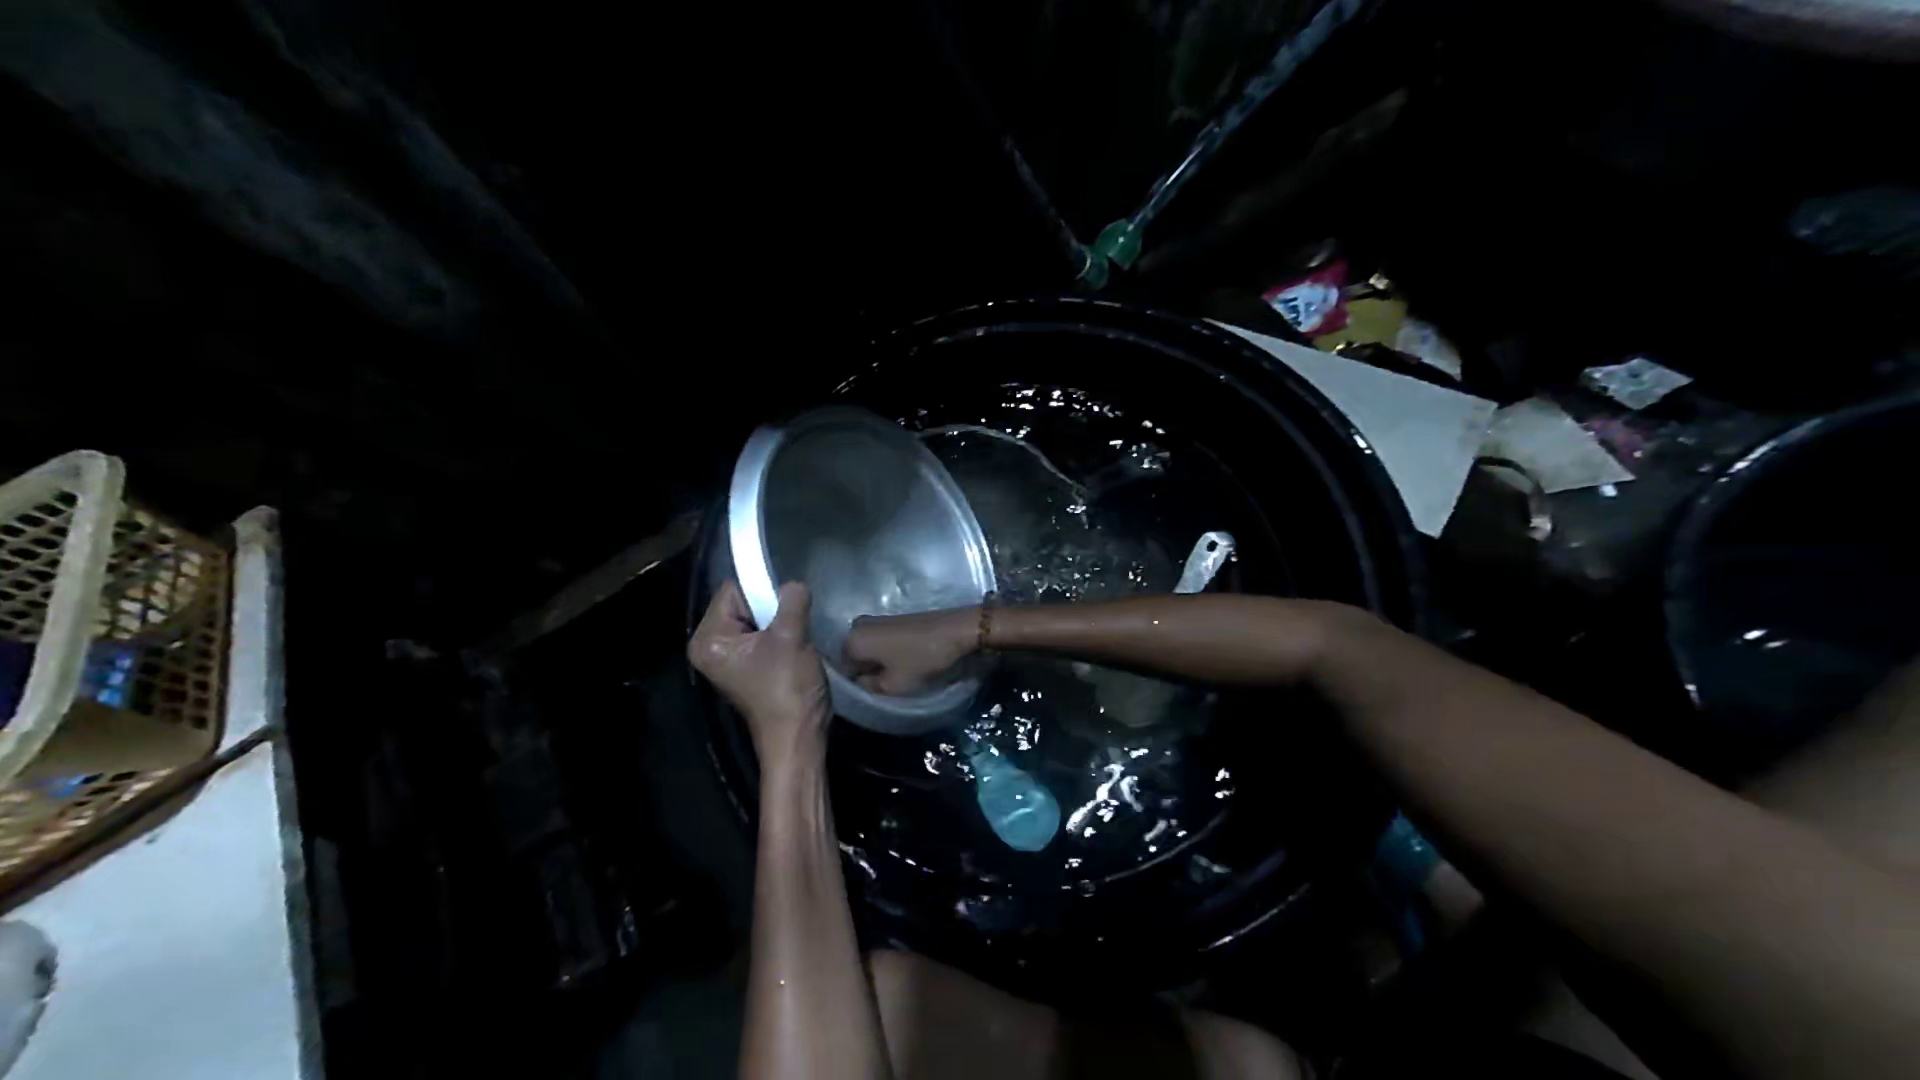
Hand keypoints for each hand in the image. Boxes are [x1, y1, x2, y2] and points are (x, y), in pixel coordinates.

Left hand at [690, 581, 830, 768]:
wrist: (797, 737)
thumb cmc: (788, 689)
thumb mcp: (792, 637)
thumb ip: (791, 600)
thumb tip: (793, 584)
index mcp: (708, 638)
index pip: (732, 591)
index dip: (763, 593)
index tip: (786, 611)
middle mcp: (708, 645)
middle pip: (741, 603)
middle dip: (770, 609)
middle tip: (791, 628)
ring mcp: (725, 657)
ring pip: (754, 618)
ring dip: (777, 623)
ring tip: (793, 639)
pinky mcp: (743, 666)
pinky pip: (759, 634)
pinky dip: (777, 635)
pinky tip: (791, 649)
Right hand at [844, 607, 978, 695]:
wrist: (957, 630)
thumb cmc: (921, 658)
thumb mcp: (893, 685)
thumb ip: (869, 688)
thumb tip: (860, 684)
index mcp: (851, 641)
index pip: (842, 672)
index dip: (857, 687)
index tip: (875, 695)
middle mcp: (857, 626)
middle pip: (855, 660)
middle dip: (868, 673)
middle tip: (887, 687)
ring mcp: (875, 620)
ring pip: (869, 651)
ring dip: (880, 664)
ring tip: (898, 677)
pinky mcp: (893, 619)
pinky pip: (881, 643)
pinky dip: (889, 654)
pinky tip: (905, 663)